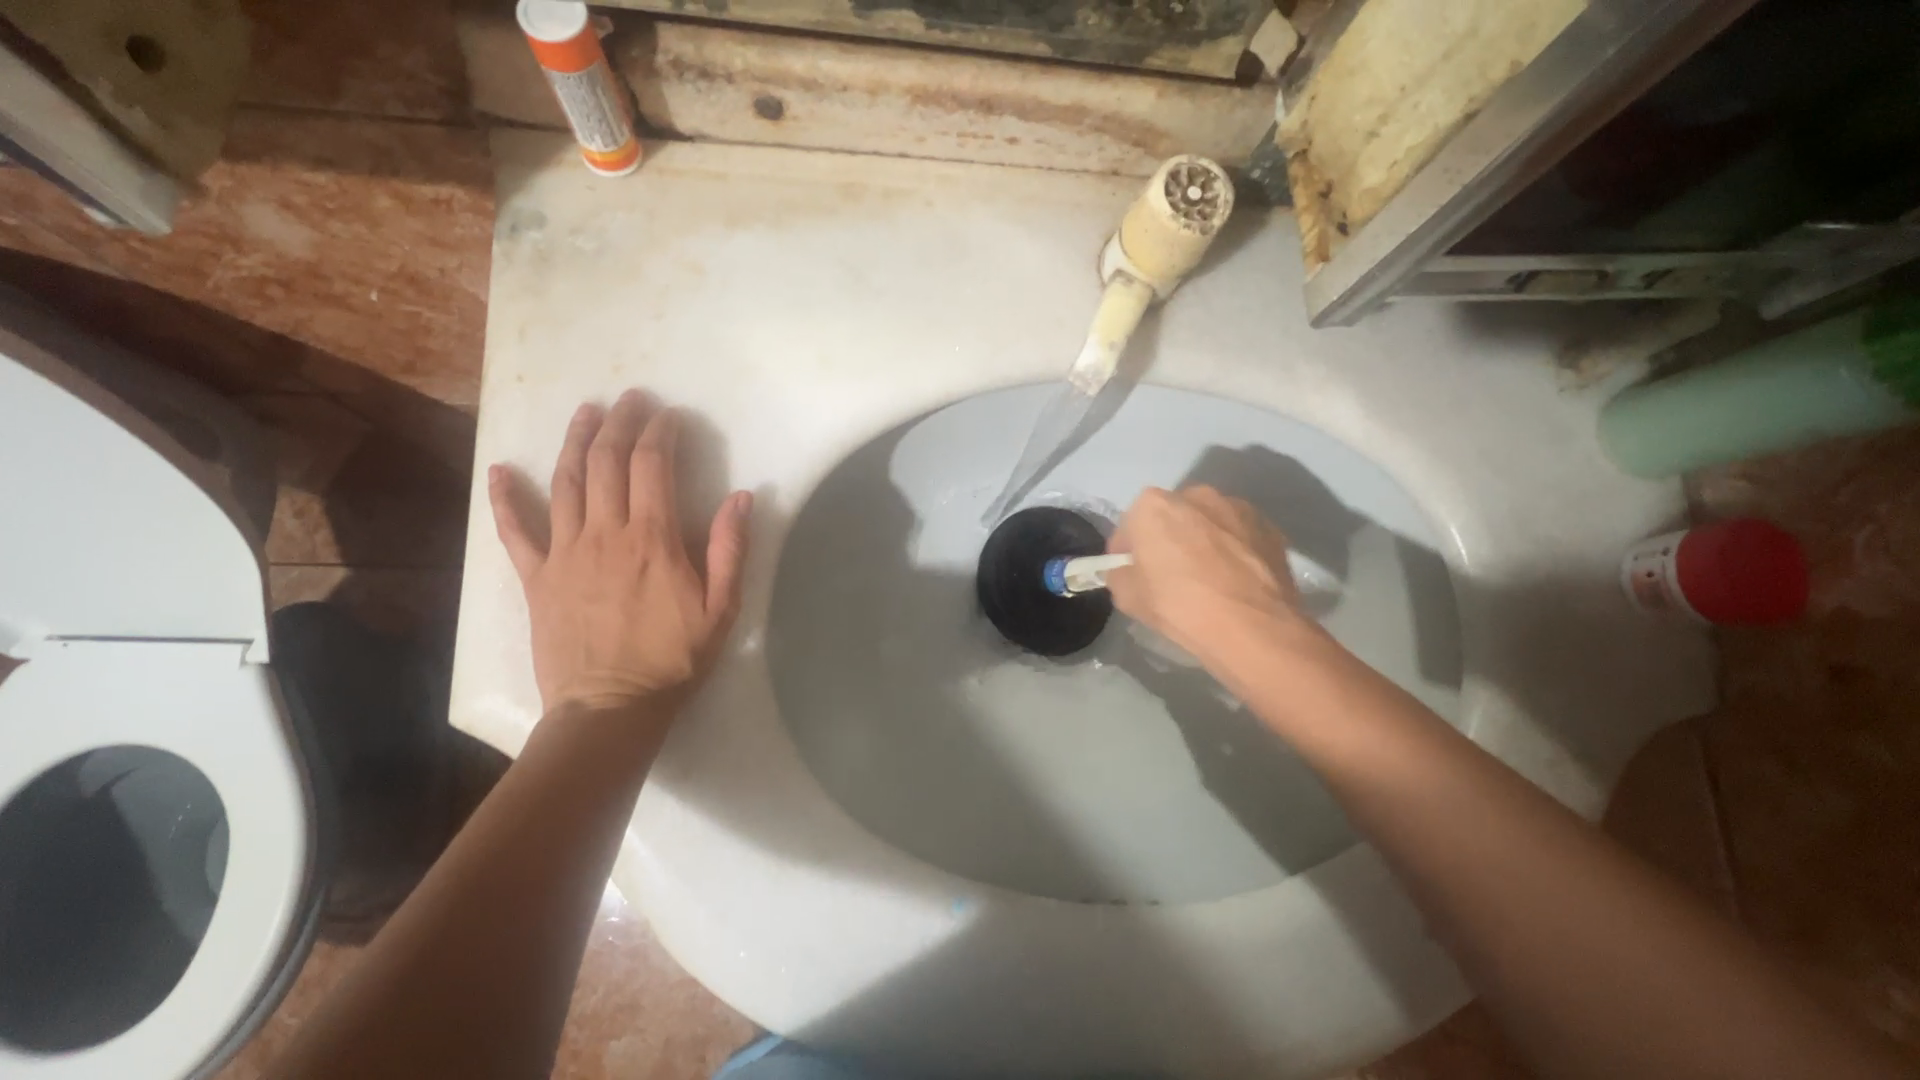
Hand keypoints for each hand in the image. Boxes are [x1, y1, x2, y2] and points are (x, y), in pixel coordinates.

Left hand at [490, 390, 751, 717]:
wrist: (609, 709)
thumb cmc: (672, 661)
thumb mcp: (721, 611)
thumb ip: (730, 551)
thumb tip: (741, 497)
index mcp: (652, 539)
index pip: (653, 466)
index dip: (662, 432)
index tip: (670, 415)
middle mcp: (604, 533)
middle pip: (608, 461)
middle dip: (621, 422)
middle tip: (632, 399)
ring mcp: (564, 552)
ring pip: (566, 482)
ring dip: (576, 441)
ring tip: (586, 411)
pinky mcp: (536, 577)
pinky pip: (515, 531)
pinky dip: (505, 498)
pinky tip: (500, 470)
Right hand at [1105, 486, 1302, 664]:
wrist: (1251, 626)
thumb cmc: (1179, 605)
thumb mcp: (1128, 598)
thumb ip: (1120, 575)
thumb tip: (1128, 572)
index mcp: (1153, 506)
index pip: (1130, 526)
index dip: (1127, 552)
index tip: (1132, 574)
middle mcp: (1196, 495)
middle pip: (1172, 517)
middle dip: (1168, 539)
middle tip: (1171, 575)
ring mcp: (1237, 507)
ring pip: (1209, 523)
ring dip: (1204, 541)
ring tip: (1209, 578)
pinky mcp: (1269, 526)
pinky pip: (1239, 536)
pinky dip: (1235, 551)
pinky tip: (1236, 581)